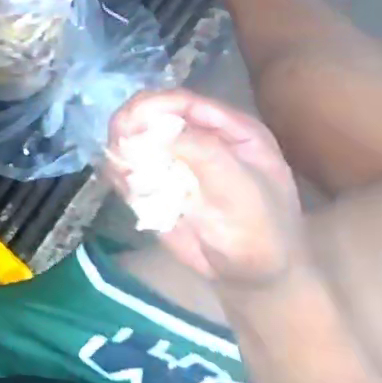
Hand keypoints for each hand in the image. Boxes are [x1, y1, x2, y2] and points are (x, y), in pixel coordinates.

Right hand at [104, 91, 306, 288]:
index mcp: (229, 128)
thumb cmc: (262, 232)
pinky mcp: (158, 185)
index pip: (184, 102)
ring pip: (135, 139)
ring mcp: (176, 161)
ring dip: (122, 149)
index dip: (154, 106)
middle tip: (118, 142)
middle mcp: (199, 137)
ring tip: (123, 170)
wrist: (255, 280)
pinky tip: (125, 185)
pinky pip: (130, 169)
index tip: (130, 122)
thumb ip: (206, 154)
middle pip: (154, 114)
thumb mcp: (242, 189)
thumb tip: (155, 130)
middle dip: (131, 124)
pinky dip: (120, 173)